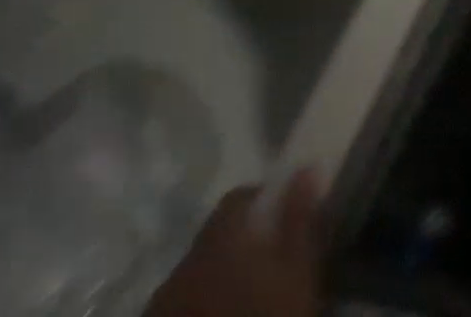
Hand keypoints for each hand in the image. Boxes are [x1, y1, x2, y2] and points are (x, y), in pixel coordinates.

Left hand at [143, 171, 323, 316]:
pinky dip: (205, 294)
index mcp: (221, 240)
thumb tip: (306, 169)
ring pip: (200, 265)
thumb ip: (299, 219)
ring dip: (224, 268)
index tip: (288, 214)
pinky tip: (225, 309)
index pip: (238, 197)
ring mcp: (164, 297)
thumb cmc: (266, 314)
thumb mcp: (298, 269)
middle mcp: (185, 261)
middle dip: (246, 237)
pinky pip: (184, 295)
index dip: (265, 197)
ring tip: (251, 290)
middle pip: (217, 232)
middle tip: (275, 259)